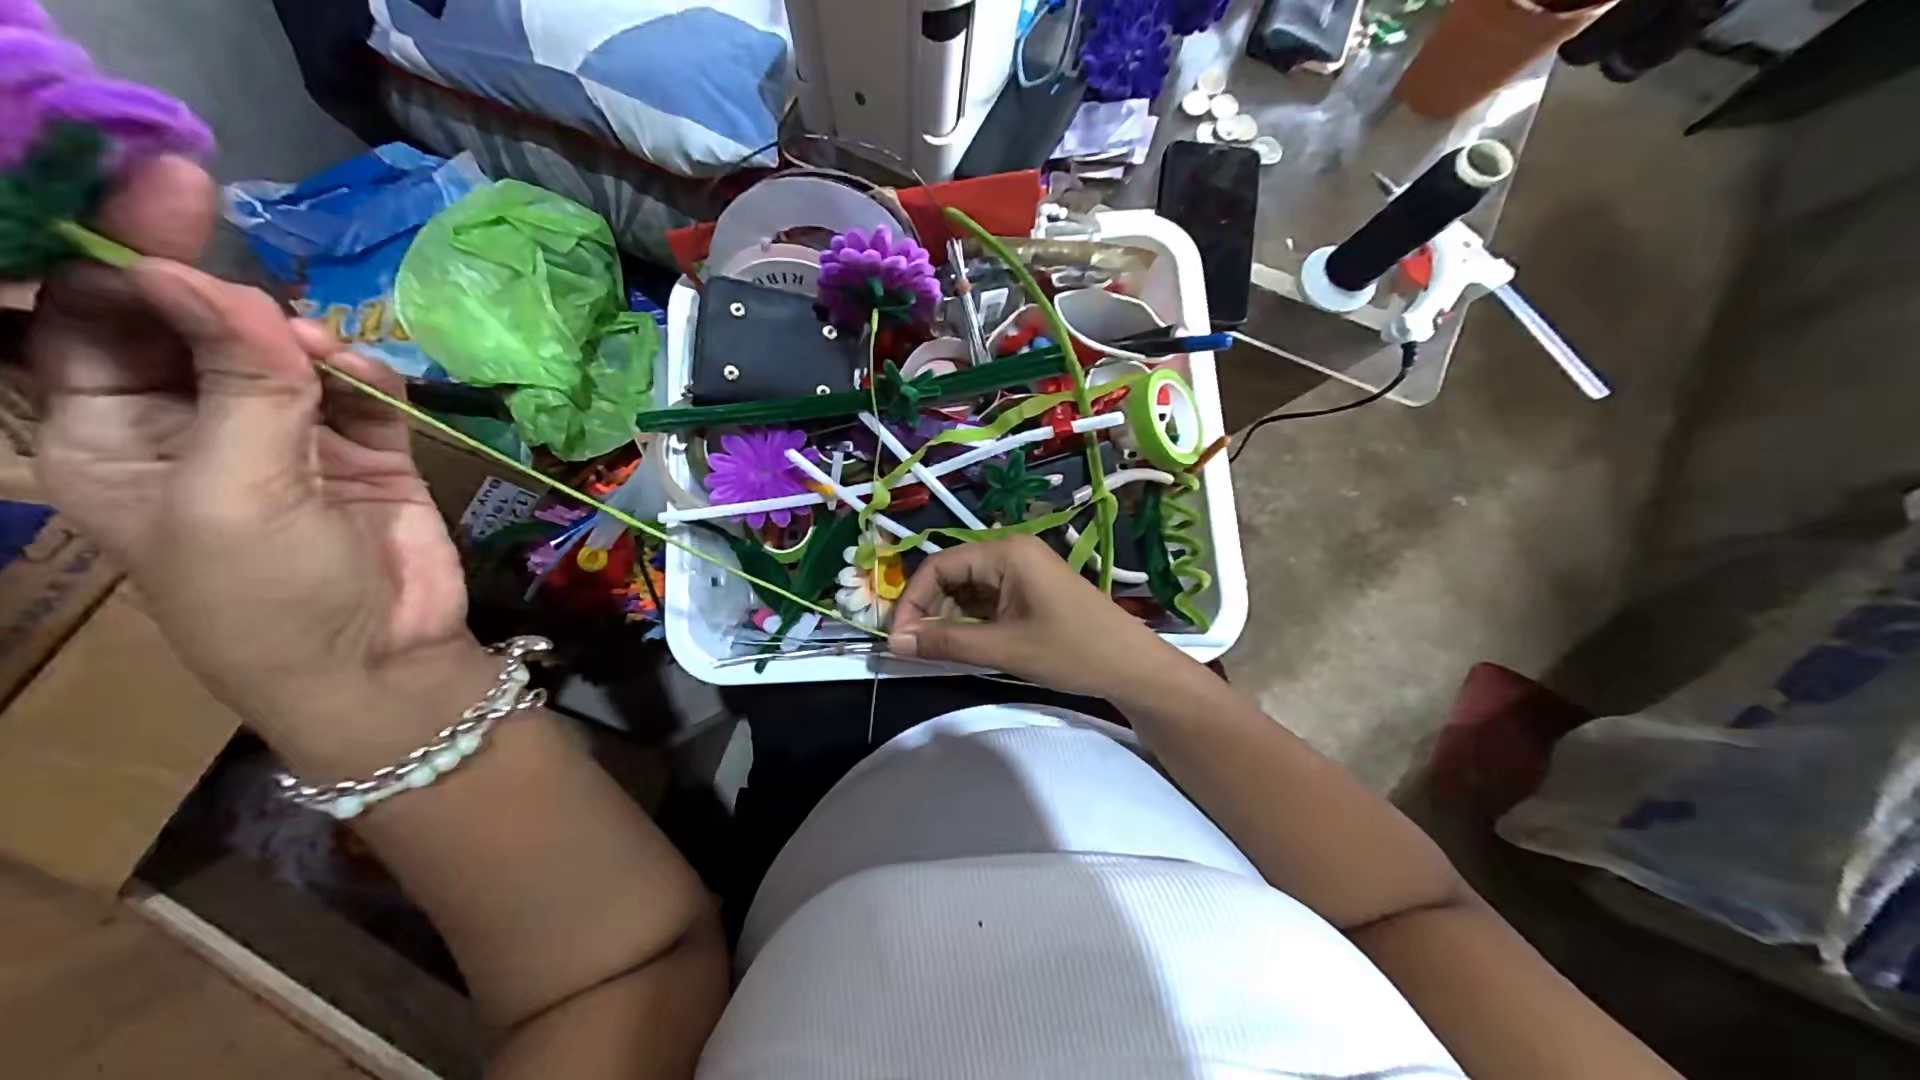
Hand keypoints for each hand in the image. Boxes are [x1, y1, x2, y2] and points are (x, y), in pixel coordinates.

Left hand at [27, 157, 482, 763]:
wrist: (382, 655)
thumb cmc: (270, 593)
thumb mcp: (231, 492)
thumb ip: (238, 388)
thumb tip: (216, 284)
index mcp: (110, 438)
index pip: (84, 323)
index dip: (105, 259)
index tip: (142, 195)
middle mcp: (194, 426)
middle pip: (185, 323)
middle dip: (198, 275)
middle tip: (205, 198)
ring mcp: (290, 437)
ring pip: (282, 351)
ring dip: (299, 338)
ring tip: (324, 353)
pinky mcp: (367, 451)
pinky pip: (360, 391)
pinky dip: (368, 377)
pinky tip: (375, 385)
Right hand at [888, 535, 1187, 698]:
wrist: (1132, 667)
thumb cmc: (1071, 651)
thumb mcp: (1003, 648)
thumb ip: (946, 641)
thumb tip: (895, 641)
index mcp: (1005, 552)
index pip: (939, 565)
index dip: (912, 600)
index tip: (897, 637)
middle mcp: (1011, 552)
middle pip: (951, 574)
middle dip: (929, 609)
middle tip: (914, 648)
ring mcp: (1022, 571)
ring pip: (967, 589)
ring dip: (947, 617)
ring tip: (935, 650)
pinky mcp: (1030, 590)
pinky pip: (986, 599)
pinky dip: (969, 620)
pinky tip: (961, 644)